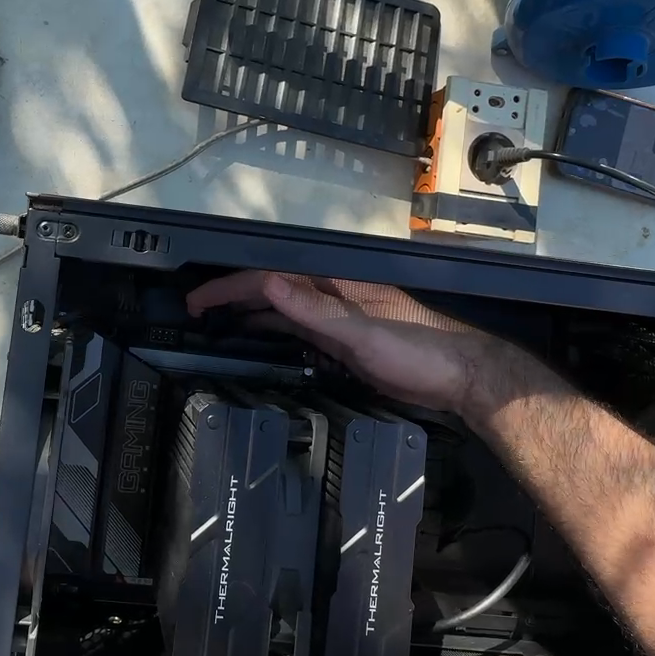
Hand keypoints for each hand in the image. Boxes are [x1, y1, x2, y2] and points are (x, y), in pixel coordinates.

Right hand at [185, 271, 558, 422]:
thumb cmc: (420, 350)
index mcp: (333, 283)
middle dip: (230, 296)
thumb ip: (315, 309)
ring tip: (213, 323)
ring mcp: (335, 317)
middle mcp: (330, 294)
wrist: (459, 377)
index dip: (229, 287)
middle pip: (269, 288)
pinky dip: (271, 331)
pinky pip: (295, 329)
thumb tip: (268, 284)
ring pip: (280, 308)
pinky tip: (257, 338)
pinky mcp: (341, 340)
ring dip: (246, 312)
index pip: (268, 277)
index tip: (197, 301)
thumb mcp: (363, 332)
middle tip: (194, 311)